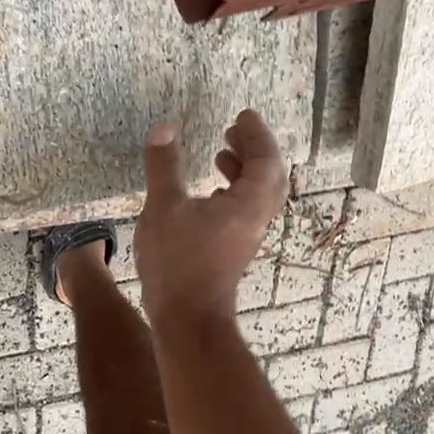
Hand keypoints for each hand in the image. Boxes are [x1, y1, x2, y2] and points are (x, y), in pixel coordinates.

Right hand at [134, 110, 287, 327]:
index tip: (243, 116)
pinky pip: (244, 209)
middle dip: (254, 150)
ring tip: (220, 155)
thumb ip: (164, 166)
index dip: (257, 135)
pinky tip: (208, 193)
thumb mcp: (164, 207)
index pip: (266, 160)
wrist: (186, 316)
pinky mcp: (233, 249)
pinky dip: (233, 191)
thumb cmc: (178, 260)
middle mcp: (255, 218)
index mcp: (248, 204)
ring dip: (244, 171)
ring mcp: (246, 236)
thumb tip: (164, 127)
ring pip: (258, 195)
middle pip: (269, 176)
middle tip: (233, 131)